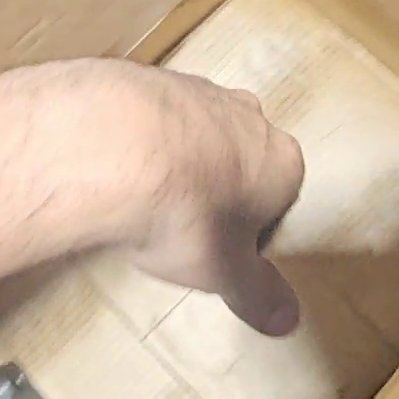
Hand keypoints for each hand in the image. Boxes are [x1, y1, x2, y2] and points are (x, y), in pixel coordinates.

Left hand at [0, 59, 305, 335]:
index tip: (219, 245)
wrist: (111, 145)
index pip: (281, 194)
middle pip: (241, 156)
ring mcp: (200, 90)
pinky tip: (113, 165)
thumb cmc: (183, 214)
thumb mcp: (222, 271)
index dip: (251, 224)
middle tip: (179, 222)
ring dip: (177, 158)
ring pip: (197, 130)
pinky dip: (139, 136)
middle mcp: (250, 116)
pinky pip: (153, 113)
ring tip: (139, 196)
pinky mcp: (152, 76)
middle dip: (217, 184)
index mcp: (281, 161)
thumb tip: (287, 321)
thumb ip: (258, 294)